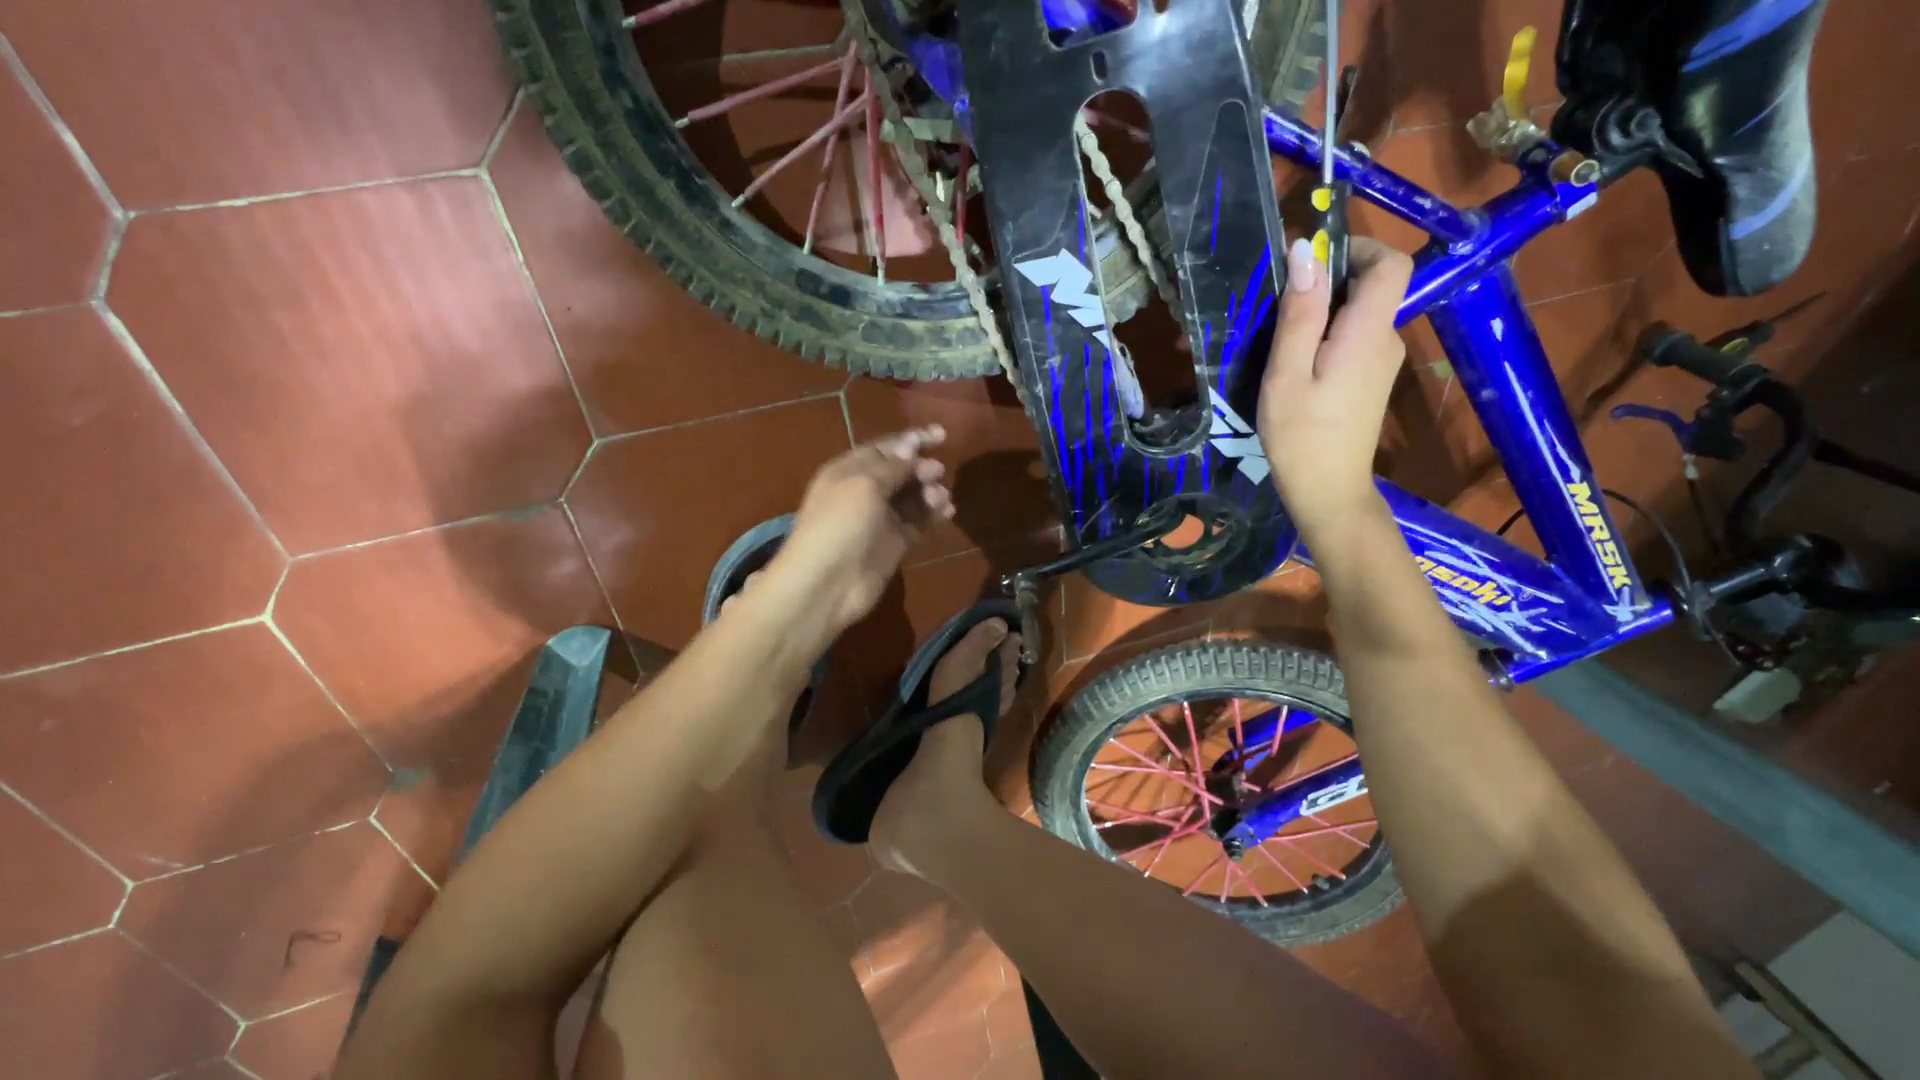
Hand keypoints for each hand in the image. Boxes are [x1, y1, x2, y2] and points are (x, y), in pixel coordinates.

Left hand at [770, 426, 954, 631]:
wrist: (826, 583)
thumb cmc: (840, 524)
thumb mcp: (864, 485)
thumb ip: (892, 466)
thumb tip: (911, 444)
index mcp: (848, 470)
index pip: (885, 448)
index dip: (912, 440)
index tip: (942, 435)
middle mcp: (864, 492)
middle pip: (900, 471)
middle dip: (921, 468)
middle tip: (937, 472)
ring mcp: (879, 519)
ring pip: (911, 497)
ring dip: (929, 492)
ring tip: (941, 496)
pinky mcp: (893, 544)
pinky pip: (917, 523)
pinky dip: (932, 515)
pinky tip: (947, 510)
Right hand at [1258, 235, 1412, 532]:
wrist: (1328, 492)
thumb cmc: (1301, 435)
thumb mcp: (1287, 373)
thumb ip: (1300, 312)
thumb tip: (1305, 251)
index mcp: (1368, 333)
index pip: (1391, 264)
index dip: (1358, 248)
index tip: (1312, 259)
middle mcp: (1386, 339)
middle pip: (1373, 286)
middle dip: (1330, 280)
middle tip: (1280, 303)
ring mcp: (1382, 361)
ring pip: (1360, 313)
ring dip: (1323, 310)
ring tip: (1279, 337)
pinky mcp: (1372, 379)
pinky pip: (1354, 337)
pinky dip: (1327, 334)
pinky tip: (1294, 363)